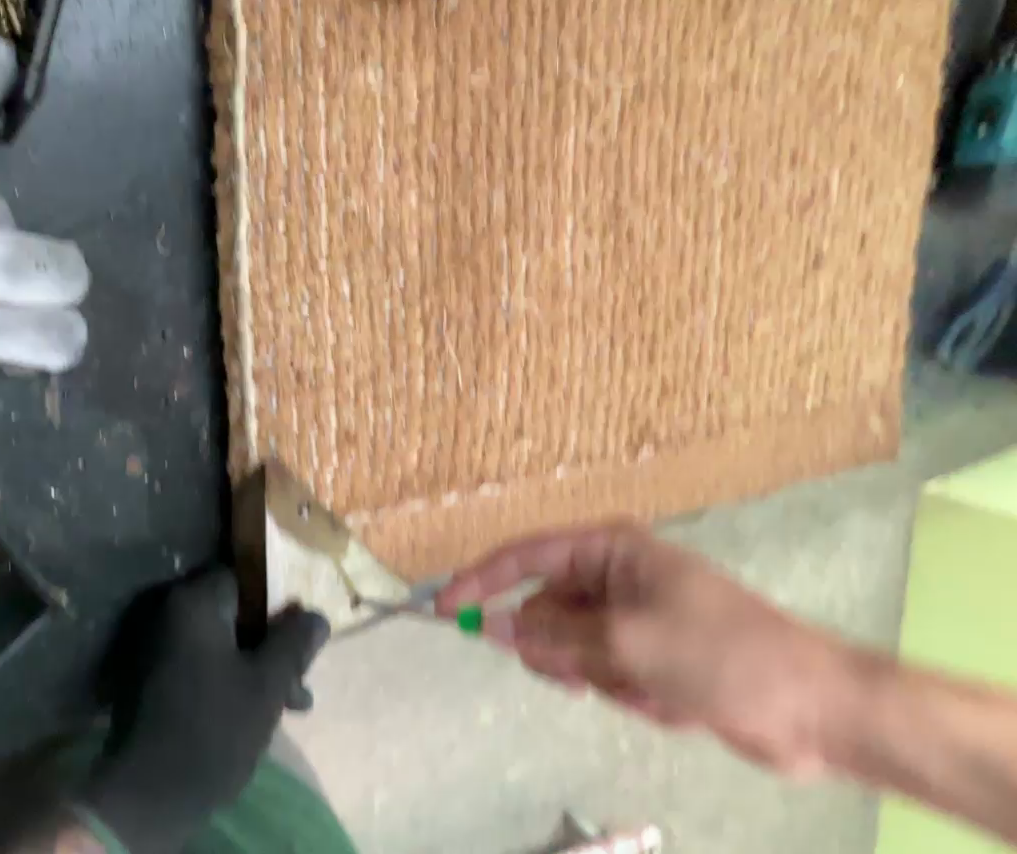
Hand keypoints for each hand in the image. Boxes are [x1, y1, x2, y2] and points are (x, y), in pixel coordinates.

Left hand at [82, 569, 328, 852]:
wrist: (153, 788)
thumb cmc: (215, 727)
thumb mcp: (267, 685)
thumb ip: (293, 644)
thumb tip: (316, 615)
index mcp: (193, 602)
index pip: (241, 579)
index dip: (275, 606)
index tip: (299, 641)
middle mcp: (169, 612)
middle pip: (231, 613)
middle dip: (269, 646)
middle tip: (299, 688)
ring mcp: (156, 643)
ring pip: (218, 642)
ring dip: (253, 668)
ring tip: (289, 707)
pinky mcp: (152, 674)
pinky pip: (198, 662)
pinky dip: (225, 679)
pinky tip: (253, 713)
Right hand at [438, 521, 854, 774]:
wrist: (821, 713)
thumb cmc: (721, 655)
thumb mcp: (625, 641)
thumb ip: (548, 633)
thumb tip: (489, 624)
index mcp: (607, 551)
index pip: (521, 557)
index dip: (477, 580)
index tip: (442, 609)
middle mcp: (610, 578)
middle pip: (540, 609)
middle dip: (557, 648)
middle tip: (579, 675)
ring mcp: (627, 619)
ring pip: (567, 648)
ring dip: (596, 676)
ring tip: (643, 689)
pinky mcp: (644, 657)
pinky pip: (600, 673)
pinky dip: (624, 693)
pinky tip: (669, 702)